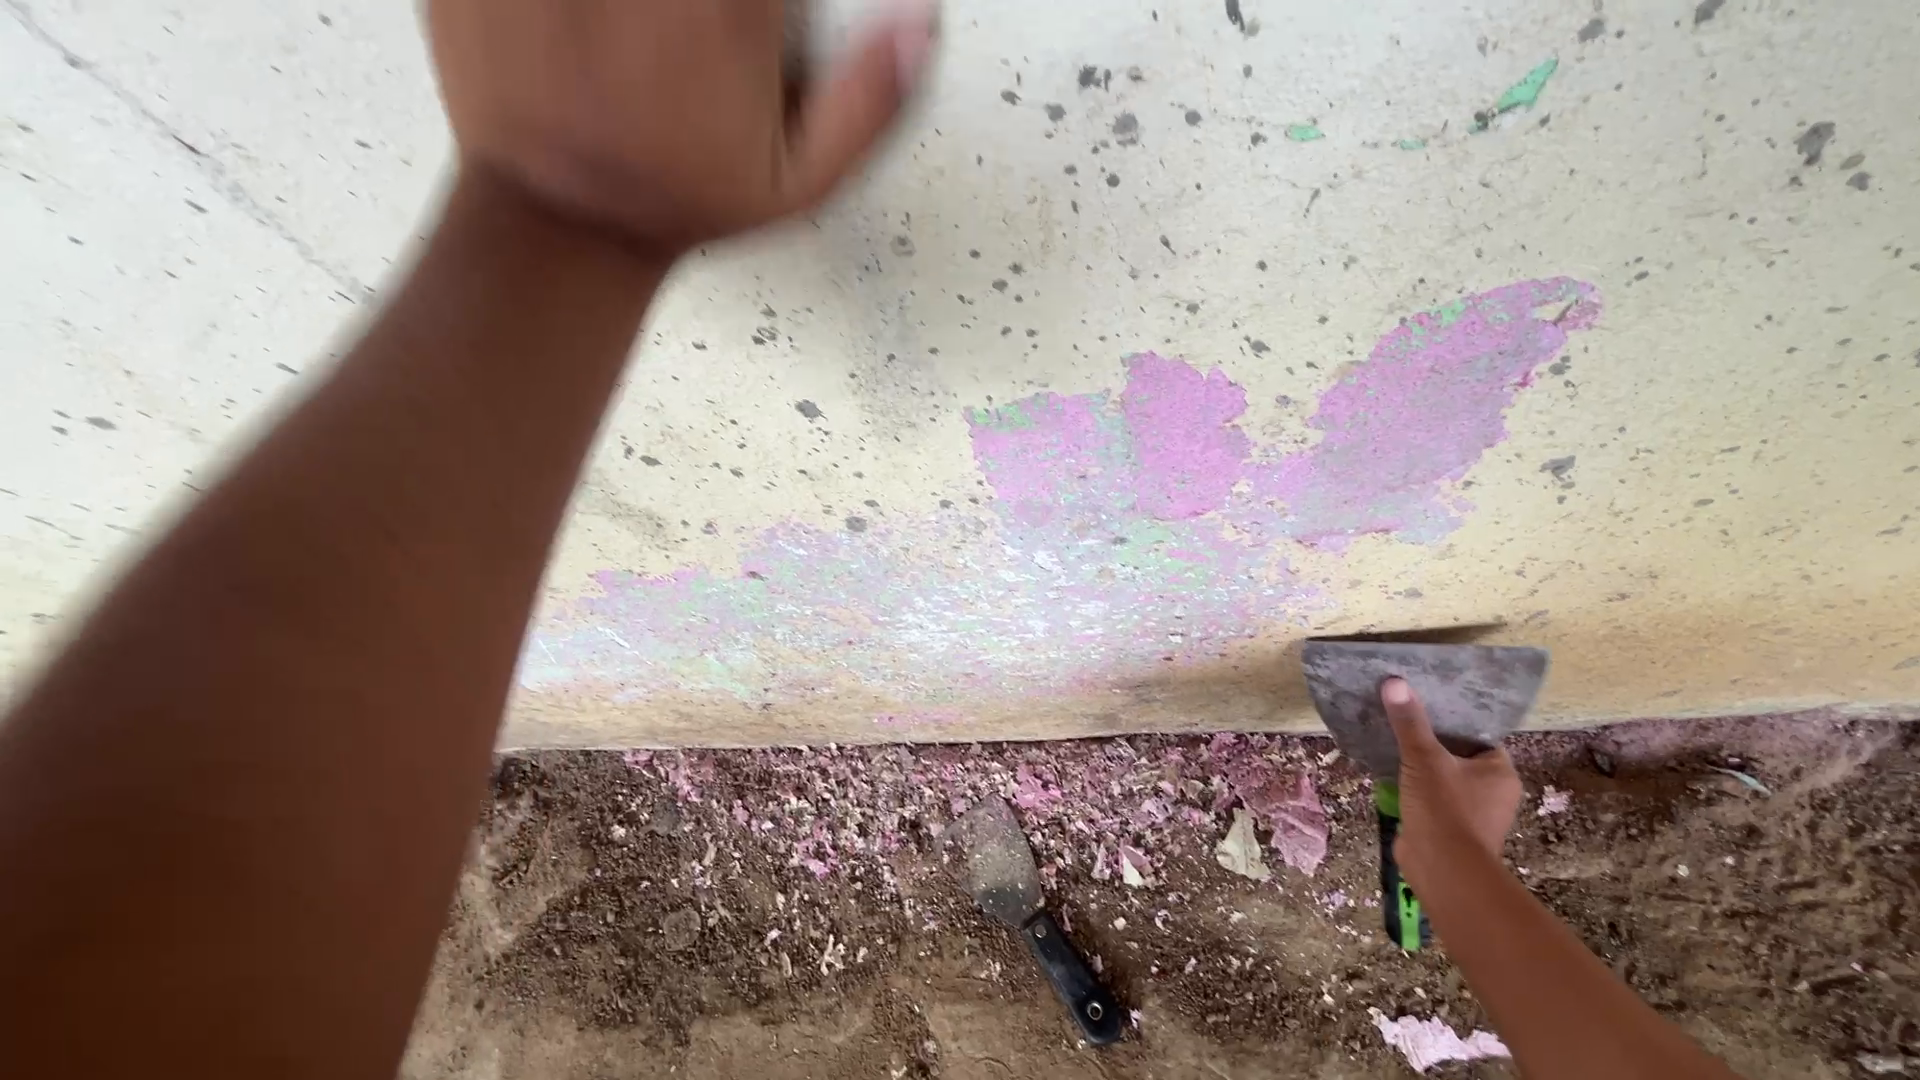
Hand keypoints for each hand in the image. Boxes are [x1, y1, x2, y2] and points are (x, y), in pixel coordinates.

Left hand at [426, 0, 937, 251]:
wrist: (560, 219)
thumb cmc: (681, 202)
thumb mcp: (803, 184)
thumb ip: (870, 102)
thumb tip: (921, 23)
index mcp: (732, 6)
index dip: (777, 0)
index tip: (769, 20)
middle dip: (720, 5)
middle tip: (708, 34)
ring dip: (647, 3)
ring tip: (660, 36)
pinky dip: (581, 1)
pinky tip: (598, 21)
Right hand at [1381, 677, 1521, 885]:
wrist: (1443, 870)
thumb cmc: (1445, 809)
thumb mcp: (1424, 758)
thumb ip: (1409, 722)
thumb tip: (1394, 682)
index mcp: (1500, 772)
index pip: (1477, 737)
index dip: (1452, 720)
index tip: (1424, 705)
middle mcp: (1493, 792)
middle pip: (1457, 756)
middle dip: (1431, 742)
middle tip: (1402, 718)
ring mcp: (1471, 813)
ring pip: (1442, 777)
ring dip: (1419, 766)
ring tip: (1390, 740)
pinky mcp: (1448, 828)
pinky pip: (1430, 797)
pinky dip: (1412, 787)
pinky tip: (1389, 773)